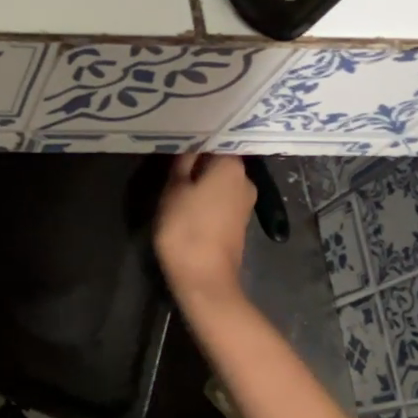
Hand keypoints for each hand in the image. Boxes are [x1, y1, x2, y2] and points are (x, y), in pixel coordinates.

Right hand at [155, 154, 255, 302]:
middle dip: (198, 163)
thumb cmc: (185, 228)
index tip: (176, 145)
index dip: (194, 142)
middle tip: (171, 167)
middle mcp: (246, 179)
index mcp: (231, 166)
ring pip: (221, 182)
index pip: (215, 140)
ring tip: (177, 187)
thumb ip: (183, 163)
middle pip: (219, 162)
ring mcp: (246, 203)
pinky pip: (222, 200)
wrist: (204, 277)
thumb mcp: (173, 190)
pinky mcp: (240, 222)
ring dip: (202, 183)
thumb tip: (191, 146)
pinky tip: (190, 205)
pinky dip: (208, 199)